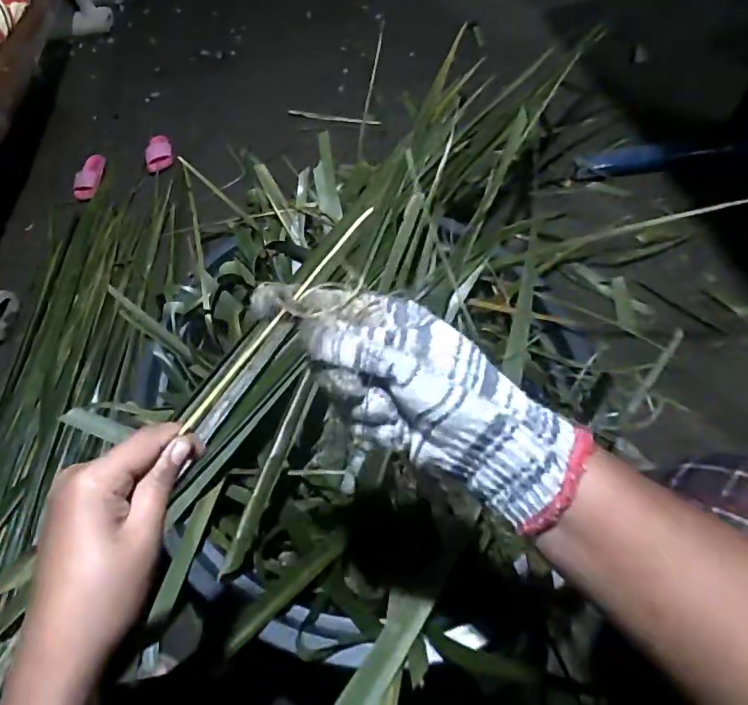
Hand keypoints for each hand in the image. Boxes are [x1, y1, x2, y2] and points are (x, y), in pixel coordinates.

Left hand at [6, 423, 196, 704]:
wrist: (59, 651)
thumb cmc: (107, 595)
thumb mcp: (143, 536)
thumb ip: (161, 483)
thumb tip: (183, 441)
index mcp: (90, 476)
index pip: (143, 439)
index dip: (178, 436)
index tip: (207, 449)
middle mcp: (73, 473)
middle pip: (129, 452)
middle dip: (162, 456)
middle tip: (195, 470)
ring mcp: (64, 492)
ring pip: (117, 467)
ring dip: (145, 473)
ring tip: (174, 487)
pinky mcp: (63, 509)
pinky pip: (103, 484)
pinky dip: (127, 487)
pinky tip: (142, 502)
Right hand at [252, 285, 587, 533]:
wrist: (485, 445)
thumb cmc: (455, 390)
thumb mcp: (405, 363)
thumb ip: (356, 346)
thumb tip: (310, 334)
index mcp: (386, 317)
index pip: (329, 301)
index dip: (294, 302)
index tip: (261, 304)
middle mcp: (375, 343)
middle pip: (323, 348)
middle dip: (341, 373)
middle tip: (370, 387)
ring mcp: (374, 378)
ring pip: (332, 386)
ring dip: (360, 403)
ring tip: (394, 411)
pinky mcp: (375, 410)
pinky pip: (349, 414)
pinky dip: (371, 424)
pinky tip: (397, 427)